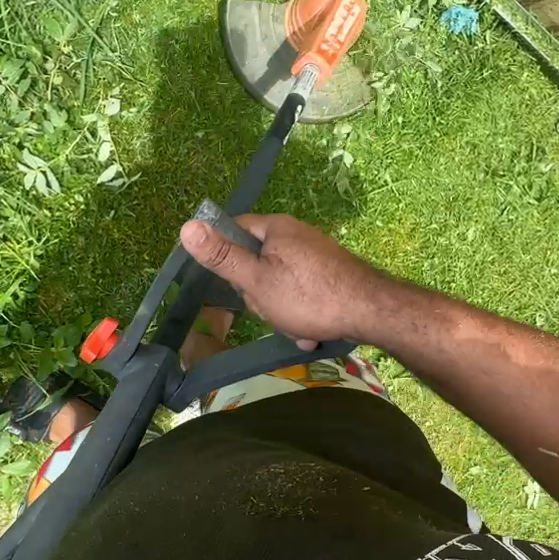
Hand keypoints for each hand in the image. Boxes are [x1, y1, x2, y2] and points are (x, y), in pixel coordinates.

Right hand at [179, 214, 401, 346]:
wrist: (371, 311)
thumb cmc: (309, 296)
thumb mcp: (257, 280)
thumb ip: (223, 257)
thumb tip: (186, 226)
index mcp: (276, 229)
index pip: (235, 230)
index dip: (225, 257)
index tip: (230, 283)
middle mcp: (298, 236)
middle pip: (258, 264)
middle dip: (261, 295)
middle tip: (272, 310)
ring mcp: (317, 258)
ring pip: (281, 286)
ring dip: (284, 314)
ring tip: (299, 327)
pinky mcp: (331, 278)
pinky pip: (304, 297)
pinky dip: (305, 317)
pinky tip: (312, 334)